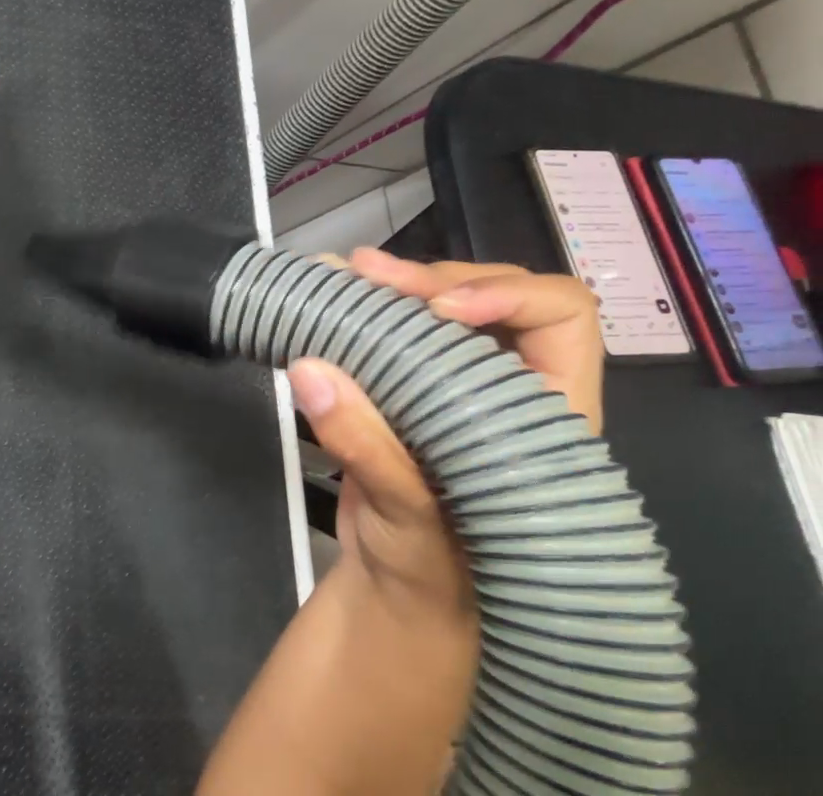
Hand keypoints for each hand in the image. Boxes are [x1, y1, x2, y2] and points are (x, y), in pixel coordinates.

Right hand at [290, 249, 606, 625]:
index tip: (434, 306)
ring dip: (388, 285)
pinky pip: (390, 332)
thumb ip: (365, 447)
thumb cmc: (433, 570)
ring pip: (436, 308)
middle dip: (428, 278)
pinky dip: (357, 308)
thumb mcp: (409, 516)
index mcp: (545, 414)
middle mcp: (507, 387)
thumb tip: (307, 368)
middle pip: (493, 296)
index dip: (504, 295)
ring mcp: (453, 385)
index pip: (559, 319)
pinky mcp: (403, 390)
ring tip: (335, 274)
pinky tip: (324, 295)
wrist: (397, 592)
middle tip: (363, 274)